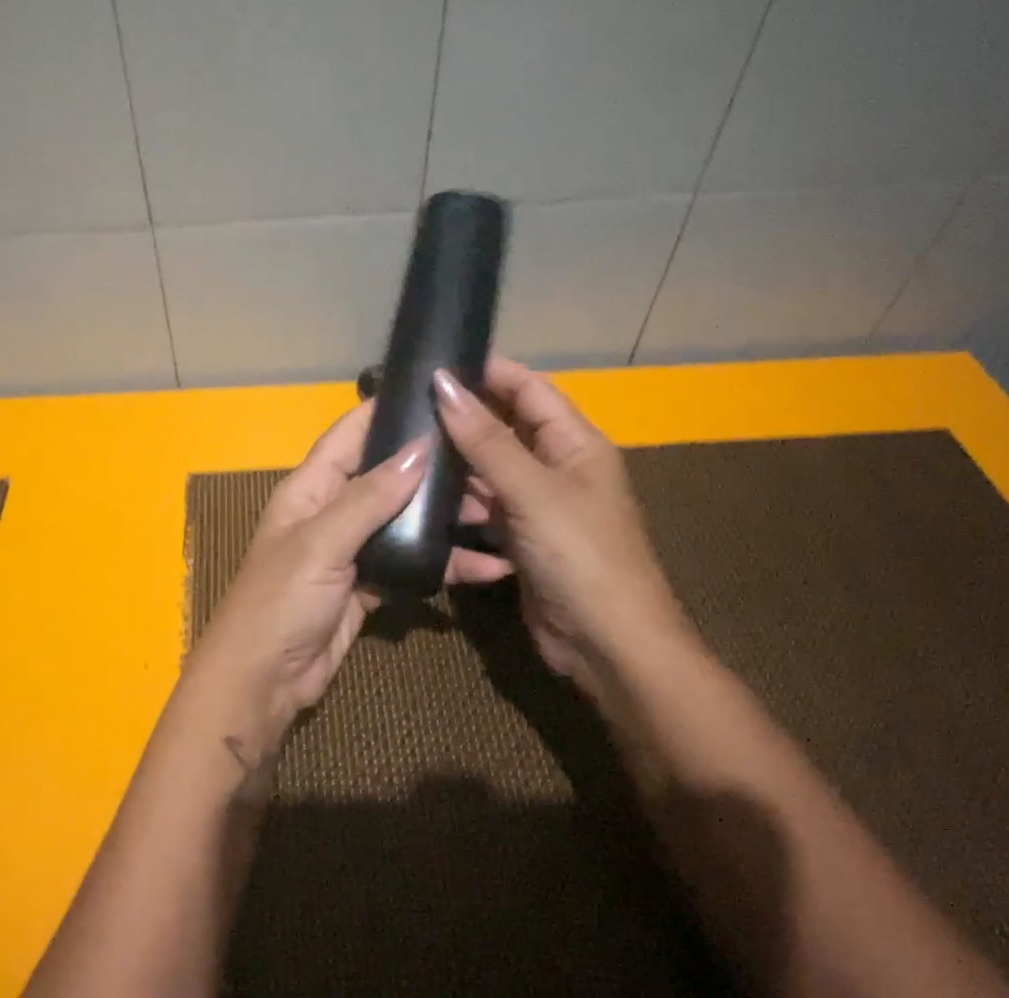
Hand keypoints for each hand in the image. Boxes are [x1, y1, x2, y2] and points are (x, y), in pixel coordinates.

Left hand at [184, 401, 513, 753]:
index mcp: (310, 488)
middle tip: (488, 462)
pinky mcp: (369, 586)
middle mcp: (331, 511)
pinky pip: (411, 564)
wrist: (264, 681)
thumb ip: (369, 497)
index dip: (388, 412)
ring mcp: (351, 550)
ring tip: (497, 510)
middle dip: (433, 470)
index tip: (439, 395)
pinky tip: (484, 566)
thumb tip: (419, 448)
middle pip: (387, 476)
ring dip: (445, 517)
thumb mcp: (321, 542)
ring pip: (404, 521)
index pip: (351, 435)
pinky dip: (443, 564)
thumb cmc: (280, 601)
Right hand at [436, 357, 685, 684]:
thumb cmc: (581, 555)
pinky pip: (483, 512)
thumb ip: (486, 440)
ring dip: (453, 468)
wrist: (607, 644)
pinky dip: (458, 509)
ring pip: (487, 474)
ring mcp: (537, 507)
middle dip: (461, 420)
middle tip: (404, 410)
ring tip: (401, 455)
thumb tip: (443, 384)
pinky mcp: (520, 541)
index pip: (528, 389)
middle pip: (503, 430)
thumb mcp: (533, 492)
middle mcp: (557, 469)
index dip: (487, 372)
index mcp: (574, 444)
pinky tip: (420, 505)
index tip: (434, 363)